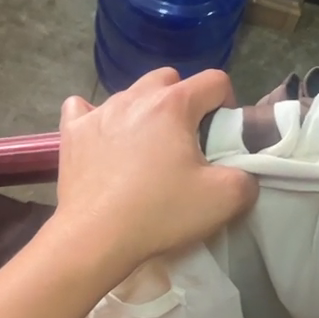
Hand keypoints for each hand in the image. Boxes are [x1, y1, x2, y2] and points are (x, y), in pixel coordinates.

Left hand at [49, 68, 256, 274]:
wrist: (96, 238)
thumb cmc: (160, 213)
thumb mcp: (224, 199)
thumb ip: (246, 178)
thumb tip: (243, 173)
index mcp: (173, 105)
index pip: (214, 81)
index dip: (227, 104)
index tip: (222, 136)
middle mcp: (134, 97)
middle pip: (168, 79)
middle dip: (183, 101)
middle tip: (185, 140)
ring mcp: (98, 112)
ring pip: (129, 95)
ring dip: (144, 112)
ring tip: (146, 148)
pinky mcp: (72, 133)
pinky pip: (82, 109)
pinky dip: (96, 118)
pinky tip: (102, 138)